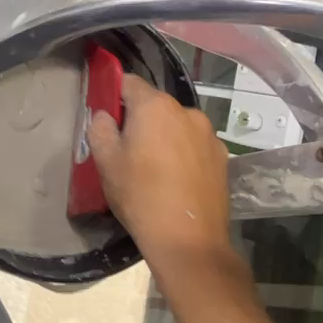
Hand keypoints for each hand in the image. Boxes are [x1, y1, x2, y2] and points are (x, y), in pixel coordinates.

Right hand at [85, 75, 235, 282]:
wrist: (189, 241)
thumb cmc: (140, 195)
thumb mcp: (106, 161)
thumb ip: (100, 128)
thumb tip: (105, 115)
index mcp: (155, 106)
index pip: (129, 82)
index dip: (113, 94)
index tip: (105, 116)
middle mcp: (186, 112)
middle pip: (155, 104)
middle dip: (139, 118)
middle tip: (125, 147)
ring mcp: (209, 134)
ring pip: (176, 125)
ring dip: (163, 135)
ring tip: (152, 167)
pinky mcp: (223, 157)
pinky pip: (193, 144)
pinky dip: (182, 152)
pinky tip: (174, 178)